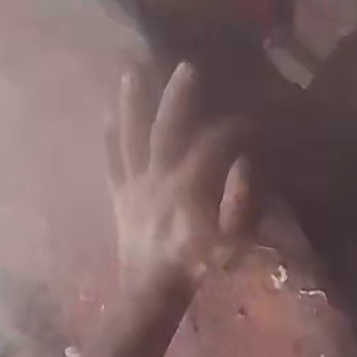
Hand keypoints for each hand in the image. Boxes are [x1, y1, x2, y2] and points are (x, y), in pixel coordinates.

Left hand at [107, 61, 256, 305]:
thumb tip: (246, 164)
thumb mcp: (231, 241)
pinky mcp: (119, 193)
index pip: (212, 148)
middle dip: (177, 98)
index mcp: (187, 190)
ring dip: (132, 104)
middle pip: (166, 131)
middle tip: (185, 67)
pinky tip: (106, 114)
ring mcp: (133, 185)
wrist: (151, 290)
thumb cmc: (196, 265)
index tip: (250, 122)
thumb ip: (241, 202)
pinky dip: (108, 137)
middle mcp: (157, 180)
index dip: (233, 131)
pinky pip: (111, 161)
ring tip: (132, 71)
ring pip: (131, 138)